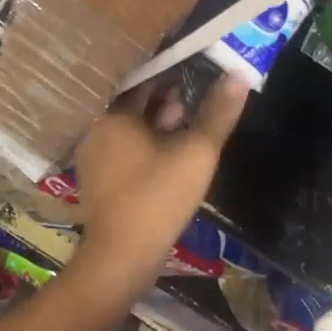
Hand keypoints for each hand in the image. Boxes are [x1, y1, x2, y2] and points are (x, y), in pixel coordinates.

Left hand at [71, 77, 249, 288]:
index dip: (173, 76)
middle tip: (199, 104)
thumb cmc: (158, 198)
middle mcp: (96, 133)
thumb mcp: (196, 153)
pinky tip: (171, 162)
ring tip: (191, 132)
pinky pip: (125, 156)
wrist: (121, 256)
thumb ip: (217, 113)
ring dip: (159, 129)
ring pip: (131, 133)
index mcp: (113, 117)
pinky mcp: (98, 185)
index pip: (143, 82)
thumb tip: (238, 75)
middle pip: (135, 108)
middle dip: (166, 104)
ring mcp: (93, 161)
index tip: (200, 74)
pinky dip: (147, 152)